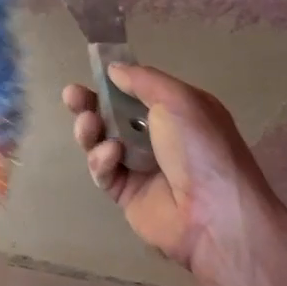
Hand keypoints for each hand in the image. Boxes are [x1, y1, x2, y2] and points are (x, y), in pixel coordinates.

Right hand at [62, 64, 272, 274]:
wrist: (214, 215)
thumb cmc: (200, 147)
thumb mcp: (177, 100)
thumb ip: (142, 80)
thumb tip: (113, 70)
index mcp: (177, 112)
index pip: (138, 91)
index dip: (115, 81)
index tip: (93, 72)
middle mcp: (158, 137)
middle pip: (113, 114)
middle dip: (90, 103)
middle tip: (71, 96)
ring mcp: (141, 167)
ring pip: (102, 141)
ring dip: (90, 129)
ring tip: (88, 123)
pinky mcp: (127, 194)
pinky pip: (104, 171)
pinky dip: (102, 160)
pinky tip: (112, 155)